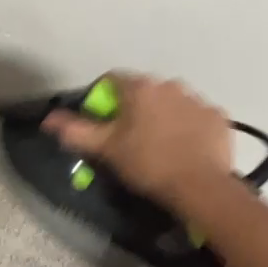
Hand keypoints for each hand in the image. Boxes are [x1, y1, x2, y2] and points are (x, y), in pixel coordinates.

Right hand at [41, 73, 235, 204]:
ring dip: (162, 117)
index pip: (111, 80)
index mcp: (140, 87)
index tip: (102, 123)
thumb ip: (75, 130)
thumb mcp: (104, 149)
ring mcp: (198, 99)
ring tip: (159, 146)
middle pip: (143, 91)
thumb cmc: (146, 163)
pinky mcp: (219, 117)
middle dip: (134, 109)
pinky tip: (184, 150)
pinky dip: (188, 128)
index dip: (101, 100)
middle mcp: (170, 84)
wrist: (200, 186)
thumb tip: (48, 118)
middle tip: (129, 139)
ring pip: (171, 103)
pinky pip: (196, 117)